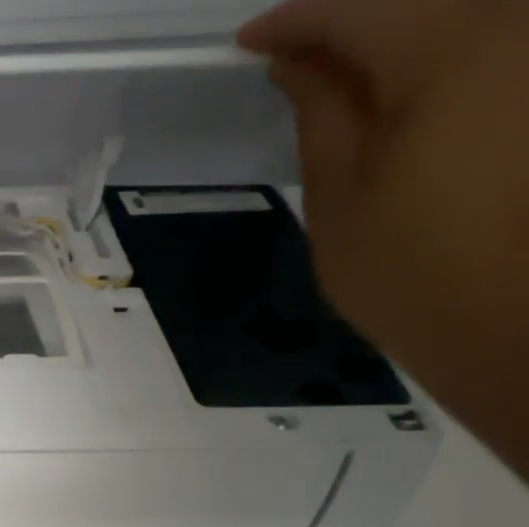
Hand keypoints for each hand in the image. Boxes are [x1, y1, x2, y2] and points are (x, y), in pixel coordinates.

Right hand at [239, 0, 528, 372]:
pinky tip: (421, 90)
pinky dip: (456, 56)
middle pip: (424, 3)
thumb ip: (324, 110)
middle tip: (306, 54)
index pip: (358, 7)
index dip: (296, 21)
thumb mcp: (340, 196)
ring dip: (409, 38)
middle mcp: (525, 26)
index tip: (252, 42)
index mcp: (457, 49)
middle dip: (358, 20)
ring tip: (358, 74)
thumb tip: (298, 59)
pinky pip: (499, 48)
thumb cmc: (418, 273)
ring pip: (470, 21)